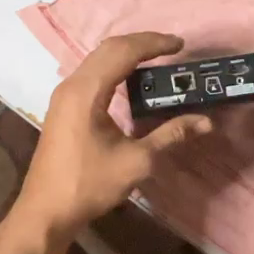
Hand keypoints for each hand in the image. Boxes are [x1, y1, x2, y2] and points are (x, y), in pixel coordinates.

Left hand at [12, 33, 212, 236]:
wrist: (47, 210)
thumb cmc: (89, 184)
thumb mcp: (137, 161)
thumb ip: (171, 135)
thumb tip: (206, 121)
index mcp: (86, 92)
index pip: (123, 52)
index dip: (153, 44)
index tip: (181, 45)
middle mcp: (72, 85)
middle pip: (109, 49)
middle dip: (142, 43)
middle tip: (173, 48)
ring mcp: (64, 95)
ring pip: (98, 59)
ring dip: (127, 54)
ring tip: (157, 59)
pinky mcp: (64, 107)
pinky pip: (92, 73)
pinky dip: (115, 67)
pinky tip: (132, 79)